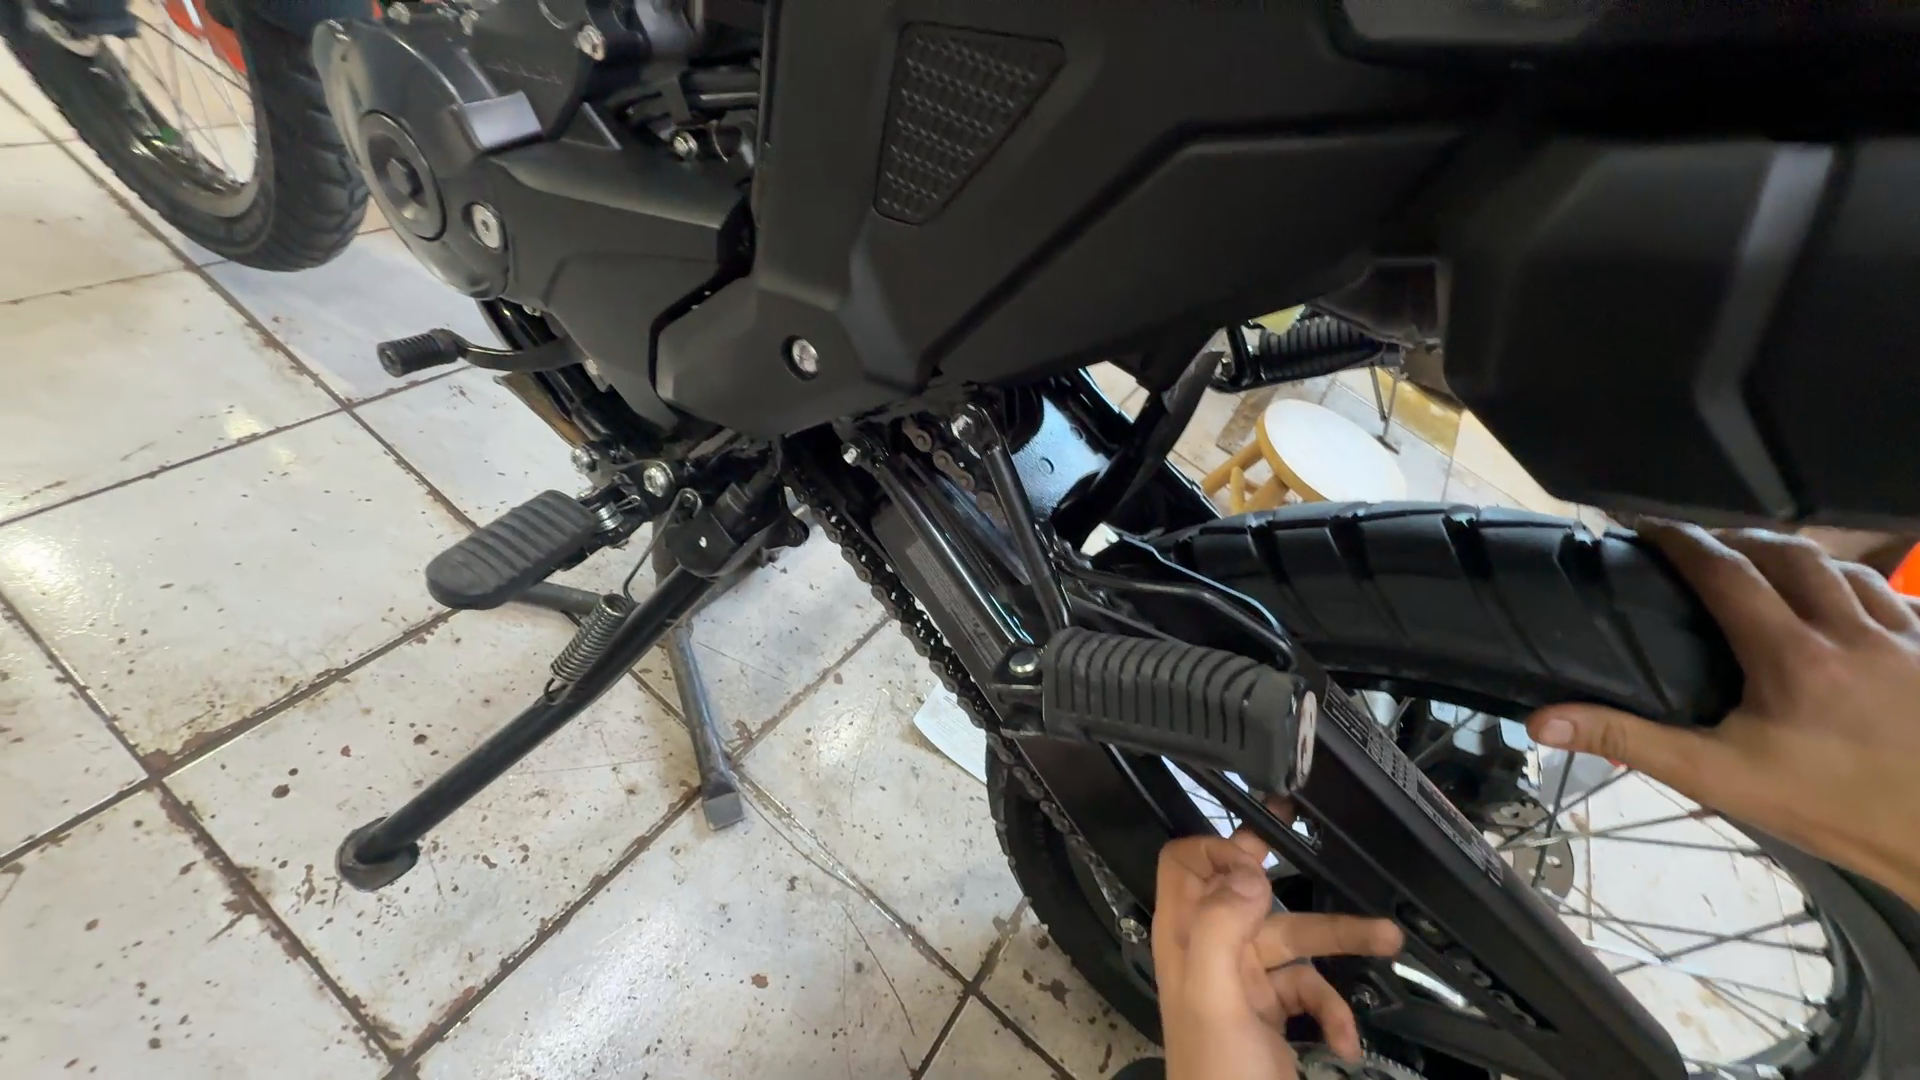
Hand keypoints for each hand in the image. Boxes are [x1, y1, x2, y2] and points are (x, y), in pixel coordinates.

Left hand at [1153, 829, 1403, 1079]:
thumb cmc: (1218, 1072)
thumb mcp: (1214, 995)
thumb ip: (1221, 925)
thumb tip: (1244, 869)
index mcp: (1184, 933)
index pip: (1185, 863)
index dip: (1216, 849)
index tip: (1258, 859)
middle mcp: (1210, 947)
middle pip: (1245, 890)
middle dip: (1280, 866)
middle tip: (1306, 828)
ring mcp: (1242, 980)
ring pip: (1292, 938)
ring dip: (1338, 938)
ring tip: (1387, 937)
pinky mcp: (1272, 1013)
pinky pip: (1308, 990)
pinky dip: (1332, 1009)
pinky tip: (1345, 1038)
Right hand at [1526, 521, 1919, 905]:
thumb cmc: (1828, 808)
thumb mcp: (1714, 777)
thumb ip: (1625, 739)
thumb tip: (1539, 722)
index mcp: (1793, 656)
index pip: (1726, 573)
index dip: (1681, 540)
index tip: (1644, 526)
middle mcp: (1857, 635)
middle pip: (1791, 555)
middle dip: (1735, 538)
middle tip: (1695, 544)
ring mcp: (1914, 644)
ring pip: (1848, 571)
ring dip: (1796, 557)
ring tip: (1760, 564)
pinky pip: (1900, 599)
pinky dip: (1857, 586)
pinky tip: (1841, 600)